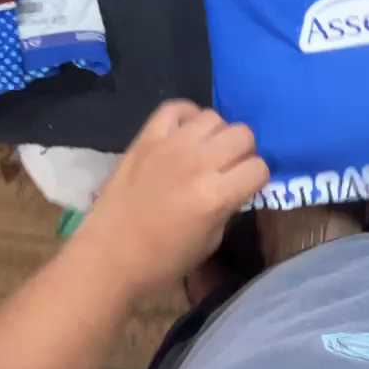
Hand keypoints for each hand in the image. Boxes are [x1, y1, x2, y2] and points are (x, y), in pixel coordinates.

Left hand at [70, 101, 268, 300]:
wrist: (110, 255)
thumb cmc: (162, 261)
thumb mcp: (209, 241)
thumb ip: (227, 207)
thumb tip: (235, 185)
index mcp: (216, 196)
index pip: (258, 167)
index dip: (257, 178)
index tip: (247, 185)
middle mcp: (198, 163)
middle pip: (242, 134)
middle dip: (243, 151)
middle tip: (229, 166)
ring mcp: (171, 145)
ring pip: (213, 117)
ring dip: (216, 134)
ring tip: (205, 149)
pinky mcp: (147, 136)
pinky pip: (175, 108)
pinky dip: (186, 115)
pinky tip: (184, 132)